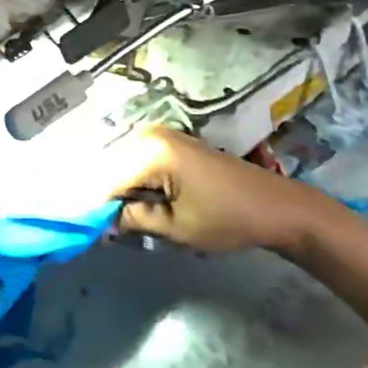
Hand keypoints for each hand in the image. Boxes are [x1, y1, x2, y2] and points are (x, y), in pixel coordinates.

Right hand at [108, 126, 329, 253]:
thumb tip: (104, 223)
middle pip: (112, 168)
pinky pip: (138, 161)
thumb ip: (135, 220)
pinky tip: (142, 205)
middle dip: (107, 199)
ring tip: (126, 222)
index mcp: (150, 151)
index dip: (96, 208)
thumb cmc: (228, 219)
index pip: (107, 180)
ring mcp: (159, 135)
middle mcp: (149, 134)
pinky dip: (135, 183)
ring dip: (121, 192)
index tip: (92, 233)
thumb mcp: (177, 227)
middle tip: (111, 231)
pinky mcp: (169, 142)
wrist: (276, 206)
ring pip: (123, 165)